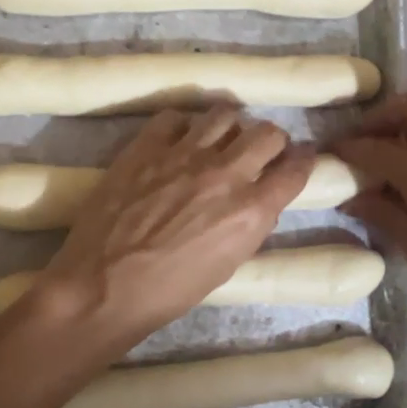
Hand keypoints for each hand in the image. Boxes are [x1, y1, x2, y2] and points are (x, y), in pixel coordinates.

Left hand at [25, 107, 316, 361]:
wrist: (104, 286)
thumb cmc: (168, 293)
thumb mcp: (226, 266)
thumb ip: (248, 226)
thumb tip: (257, 202)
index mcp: (250, 212)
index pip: (295, 170)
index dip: (302, 161)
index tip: (299, 158)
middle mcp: (225, 174)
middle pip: (267, 133)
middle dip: (270, 140)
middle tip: (258, 150)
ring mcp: (184, 154)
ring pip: (224, 115)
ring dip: (228, 127)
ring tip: (217, 140)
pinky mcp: (147, 146)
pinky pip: (175, 117)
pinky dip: (182, 126)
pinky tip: (176, 142)